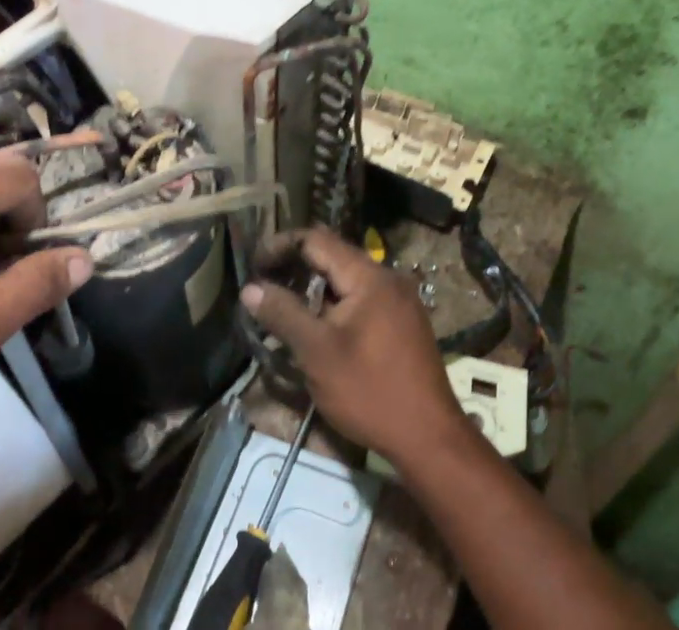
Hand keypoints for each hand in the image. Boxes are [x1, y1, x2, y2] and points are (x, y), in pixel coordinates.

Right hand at [242, 228, 471, 465]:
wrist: (429, 438)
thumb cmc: (369, 391)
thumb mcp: (317, 352)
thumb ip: (282, 313)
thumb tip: (250, 288)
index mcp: (369, 277)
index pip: (316, 240)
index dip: (280, 246)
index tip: (252, 266)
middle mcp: (388, 280)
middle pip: (332, 256)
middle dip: (294, 267)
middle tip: (261, 287)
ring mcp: (399, 303)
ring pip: (346, 281)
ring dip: (312, 289)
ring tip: (281, 308)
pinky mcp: (402, 325)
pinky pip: (360, 300)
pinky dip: (332, 305)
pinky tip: (314, 328)